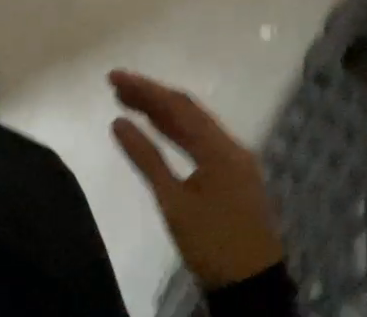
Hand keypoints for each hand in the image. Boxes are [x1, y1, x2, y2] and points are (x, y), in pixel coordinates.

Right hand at [109, 70, 283, 288]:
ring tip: (128, 101)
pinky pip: (201, 141)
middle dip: (151, 96)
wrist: (253, 290)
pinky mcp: (233, 177)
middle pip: (187, 111)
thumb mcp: (173, 201)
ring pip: (194, 125)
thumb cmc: (211, 243)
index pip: (178, 106)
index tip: (113, 77)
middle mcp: (232, 148)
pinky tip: (156, 129)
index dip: (144, 88)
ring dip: (162, 112)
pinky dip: (175, 130)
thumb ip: (146, 157)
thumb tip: (118, 121)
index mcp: (221, 150)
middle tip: (116, 86)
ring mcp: (235, 163)